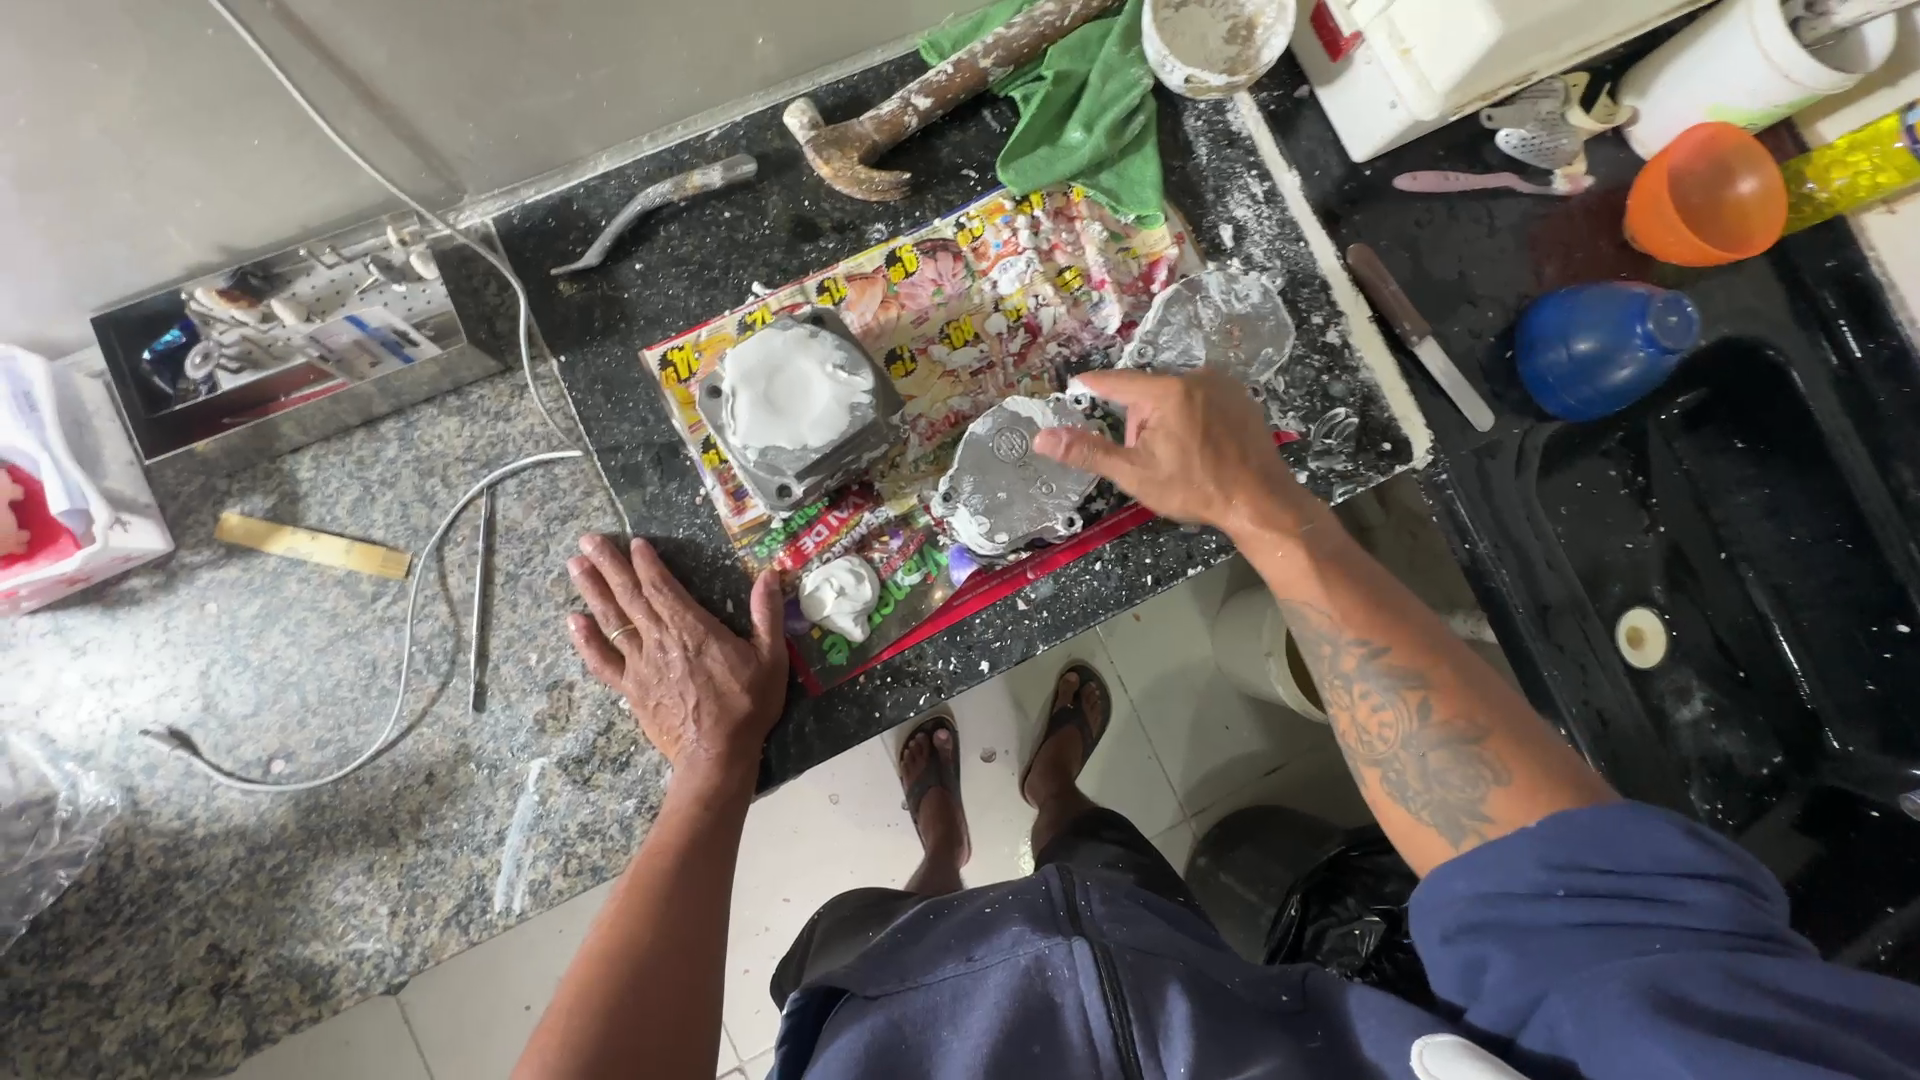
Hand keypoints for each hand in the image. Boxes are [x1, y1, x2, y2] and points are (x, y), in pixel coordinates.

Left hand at [566, 534, 787, 784]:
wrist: (717, 755)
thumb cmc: (747, 705)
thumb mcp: (771, 658)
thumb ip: (766, 614)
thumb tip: (769, 574)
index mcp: (693, 630)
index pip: (662, 588)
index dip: (647, 563)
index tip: (635, 542)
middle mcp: (660, 641)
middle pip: (630, 597)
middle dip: (609, 565)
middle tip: (589, 539)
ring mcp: (640, 666)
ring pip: (612, 621)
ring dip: (592, 591)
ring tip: (575, 564)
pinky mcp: (631, 689)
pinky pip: (603, 661)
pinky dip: (587, 640)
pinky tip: (573, 621)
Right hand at [1032, 369, 1326, 538]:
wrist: (1259, 500)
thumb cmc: (1194, 488)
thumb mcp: (1134, 474)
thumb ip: (1088, 452)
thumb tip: (1043, 438)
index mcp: (1166, 392)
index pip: (1116, 382)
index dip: (1094, 385)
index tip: (1076, 384)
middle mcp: (1195, 377)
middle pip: (1148, 394)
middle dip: (1140, 422)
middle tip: (1151, 458)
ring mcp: (1222, 384)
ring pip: (1175, 396)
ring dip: (1167, 419)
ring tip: (1179, 456)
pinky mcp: (1241, 396)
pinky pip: (1201, 399)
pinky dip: (1192, 417)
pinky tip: (1202, 447)